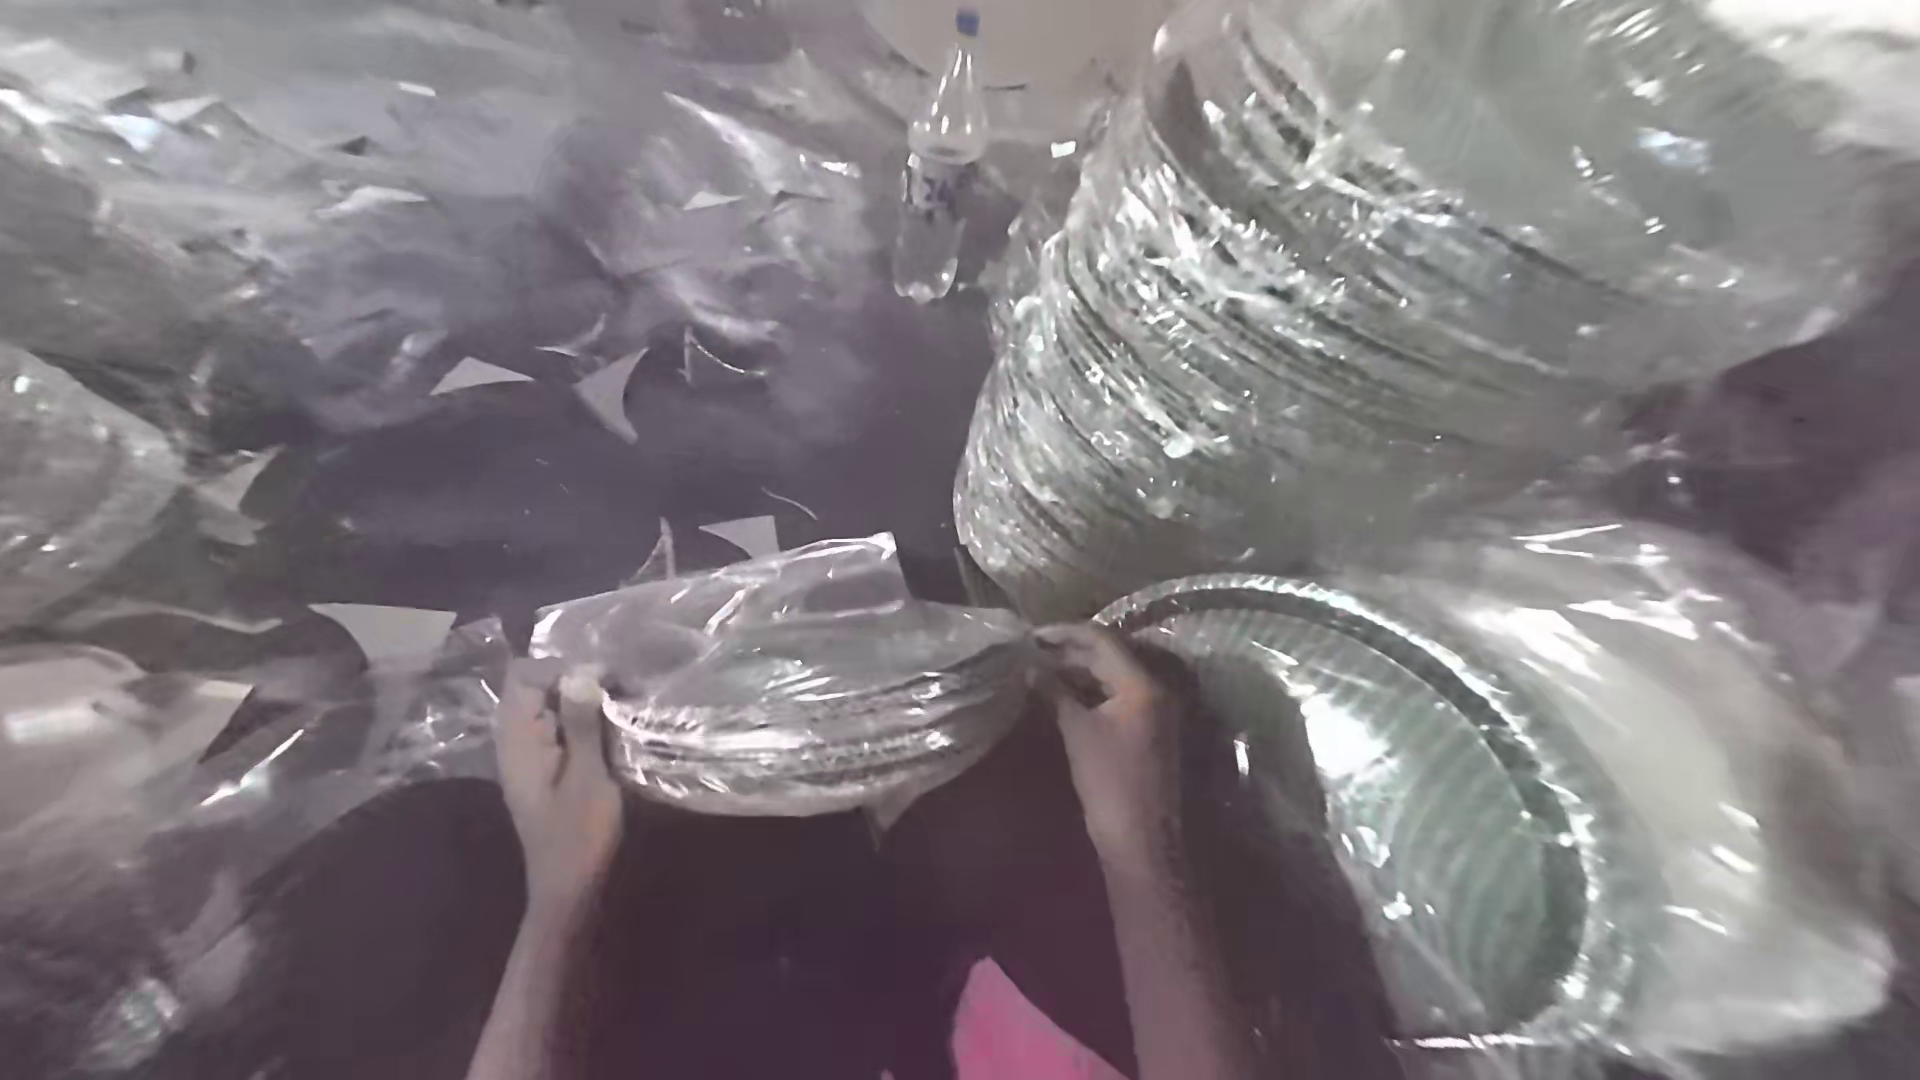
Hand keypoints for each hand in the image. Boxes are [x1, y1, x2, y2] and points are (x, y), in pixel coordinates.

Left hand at [494, 659, 623, 915]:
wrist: (569, 887)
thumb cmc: (580, 833)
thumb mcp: (588, 775)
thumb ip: (581, 724)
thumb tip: (581, 672)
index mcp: (517, 742)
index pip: (523, 677)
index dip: (561, 666)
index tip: (603, 677)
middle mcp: (515, 742)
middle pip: (533, 686)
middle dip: (575, 676)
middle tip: (619, 685)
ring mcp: (529, 754)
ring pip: (547, 703)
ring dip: (581, 696)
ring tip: (621, 698)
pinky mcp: (545, 764)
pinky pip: (557, 723)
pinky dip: (582, 715)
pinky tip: (612, 723)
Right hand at [1040, 625, 1183, 876]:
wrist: (1141, 841)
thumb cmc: (1109, 783)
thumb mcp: (1077, 730)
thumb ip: (1054, 691)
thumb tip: (1029, 667)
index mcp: (1142, 684)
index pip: (1102, 640)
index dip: (1065, 632)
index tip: (1033, 634)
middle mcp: (1155, 688)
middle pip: (1109, 654)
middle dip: (1070, 649)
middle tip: (1032, 649)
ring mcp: (1154, 707)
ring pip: (1111, 674)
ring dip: (1077, 669)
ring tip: (1040, 667)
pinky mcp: (1147, 726)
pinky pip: (1116, 693)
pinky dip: (1089, 688)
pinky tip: (1061, 691)